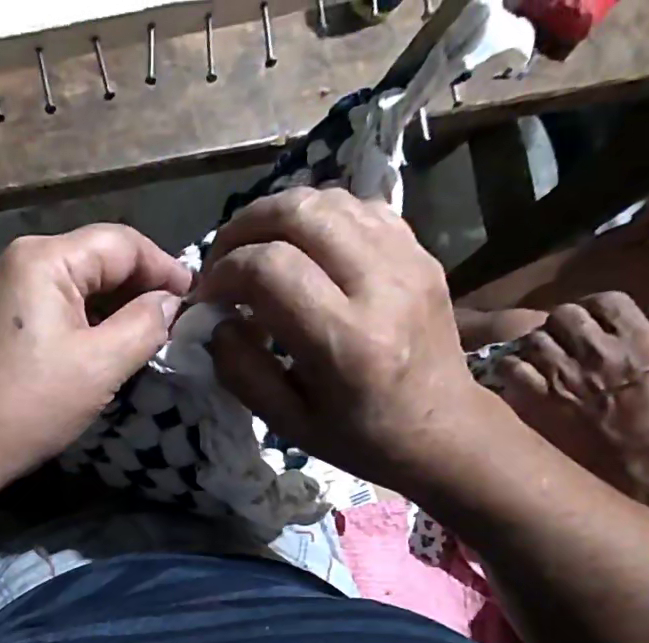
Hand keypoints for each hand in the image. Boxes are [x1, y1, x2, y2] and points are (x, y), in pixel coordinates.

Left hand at [0, 224, 191, 502]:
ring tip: (143, 337)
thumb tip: (168, 303)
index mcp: (43, 259)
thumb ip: (145, 324)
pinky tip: (101, 347)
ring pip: (72, 285)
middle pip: (94, 259)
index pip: (121, 242)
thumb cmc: (31, 405)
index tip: (194, 300)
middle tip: (171, 322)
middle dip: (137, 287)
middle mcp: (16, 261)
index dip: (164, 267)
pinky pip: (50, 306)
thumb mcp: (101, 365)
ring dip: (111, 306)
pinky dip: (81, 321)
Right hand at [195, 186, 505, 492]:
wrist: (441, 429)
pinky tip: (299, 248)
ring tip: (254, 250)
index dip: (223, 273)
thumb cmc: (357, 436)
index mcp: (344, 341)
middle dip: (242, 229)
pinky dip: (315, 218)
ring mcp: (407, 261)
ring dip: (276, 216)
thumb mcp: (284, 422)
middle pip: (298, 215)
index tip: (207, 297)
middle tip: (221, 262)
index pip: (269, 269)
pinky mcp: (419, 252)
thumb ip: (241, 371)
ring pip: (328, 199)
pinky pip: (358, 207)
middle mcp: (380, 287)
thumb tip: (218, 322)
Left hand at [500, 292, 648, 505]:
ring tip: (536, 361)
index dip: (591, 308)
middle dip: (557, 325)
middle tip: (556, 342)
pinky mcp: (535, 398)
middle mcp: (598, 350)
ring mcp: (563, 373)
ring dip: (532, 347)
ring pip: (532, 338)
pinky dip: (510, 368)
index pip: (607, 300)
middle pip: (563, 315)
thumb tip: (605, 330)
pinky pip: (510, 368)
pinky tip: (516, 378)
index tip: (585, 322)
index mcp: (638, 340)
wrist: (641, 460)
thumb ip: (634, 343)